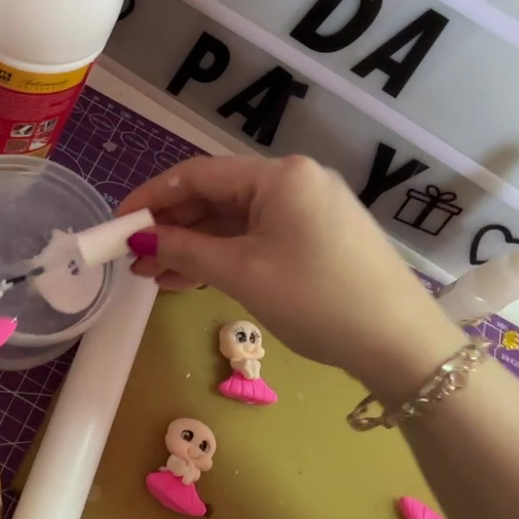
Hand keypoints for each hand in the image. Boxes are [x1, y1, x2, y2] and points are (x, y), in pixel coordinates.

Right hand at [119, 156, 463, 399]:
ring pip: (233, 221)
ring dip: (192, 246)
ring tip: (151, 275)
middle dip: (171, 227)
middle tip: (132, 257)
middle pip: (215, 196)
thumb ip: (184, 249)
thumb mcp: (242, 273)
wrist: (401, 344)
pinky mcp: (316, 237)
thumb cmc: (317, 299)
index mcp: (279, 176)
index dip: (152, 197)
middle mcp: (294, 181)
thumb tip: (139, 238)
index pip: (198, 174)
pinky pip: (256, 237)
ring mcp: (308, 210)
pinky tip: (189, 278)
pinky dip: (222, 256)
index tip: (117, 222)